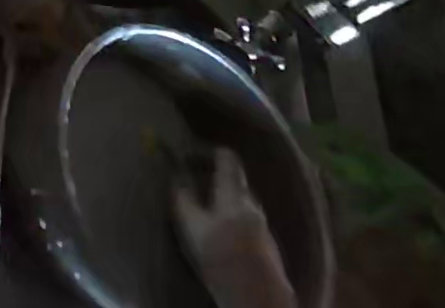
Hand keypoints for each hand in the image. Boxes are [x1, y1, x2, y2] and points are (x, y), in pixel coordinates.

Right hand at [174, 149, 297, 307]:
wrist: (258, 303)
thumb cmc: (221, 259)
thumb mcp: (191, 225)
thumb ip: (182, 195)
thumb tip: (175, 173)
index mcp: (235, 196)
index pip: (227, 159)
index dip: (208, 152)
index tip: (189, 154)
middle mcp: (253, 206)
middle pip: (235, 181)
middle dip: (212, 177)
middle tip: (190, 181)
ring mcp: (265, 228)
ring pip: (240, 202)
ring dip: (222, 198)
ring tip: (202, 207)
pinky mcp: (269, 247)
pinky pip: (247, 220)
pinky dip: (231, 216)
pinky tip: (219, 230)